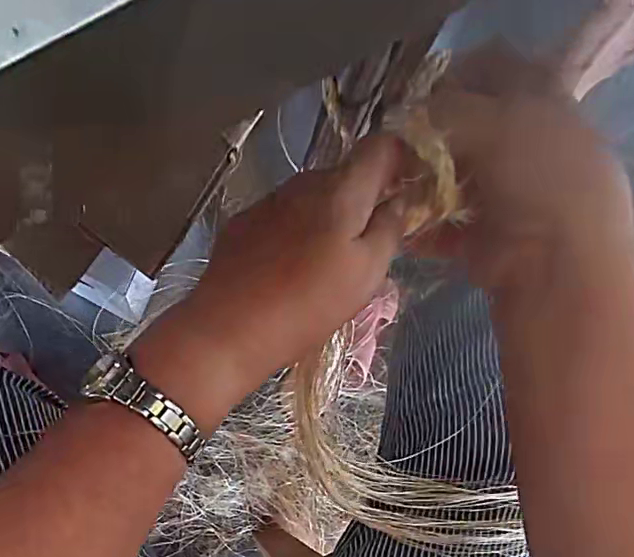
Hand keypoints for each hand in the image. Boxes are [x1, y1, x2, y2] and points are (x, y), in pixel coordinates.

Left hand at [138, 134, 411, 418]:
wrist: (225, 332)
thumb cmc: (303, 308)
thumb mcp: (365, 275)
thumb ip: (389, 230)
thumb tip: (399, 201)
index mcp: (341, 189)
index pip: (383, 146)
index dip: (403, 162)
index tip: (407, 195)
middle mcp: (301, 183)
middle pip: (344, 176)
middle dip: (361, 202)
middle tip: (363, 249)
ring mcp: (266, 203)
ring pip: (310, 200)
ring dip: (324, 222)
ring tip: (319, 270)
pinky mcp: (240, 226)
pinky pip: (280, 220)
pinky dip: (292, 236)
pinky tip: (284, 273)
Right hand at [414, 80, 633, 293]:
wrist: (557, 260)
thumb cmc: (538, 177)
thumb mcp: (495, 123)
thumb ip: (447, 112)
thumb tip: (408, 117)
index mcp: (537, 100)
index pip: (490, 69)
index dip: (451, 78)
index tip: (415, 100)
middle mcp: (521, 143)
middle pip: (463, 130)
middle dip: (426, 140)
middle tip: (393, 150)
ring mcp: (502, 194)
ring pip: (449, 181)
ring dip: (419, 186)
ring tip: (389, 190)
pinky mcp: (484, 239)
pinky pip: (443, 229)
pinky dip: (421, 230)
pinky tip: (398, 229)